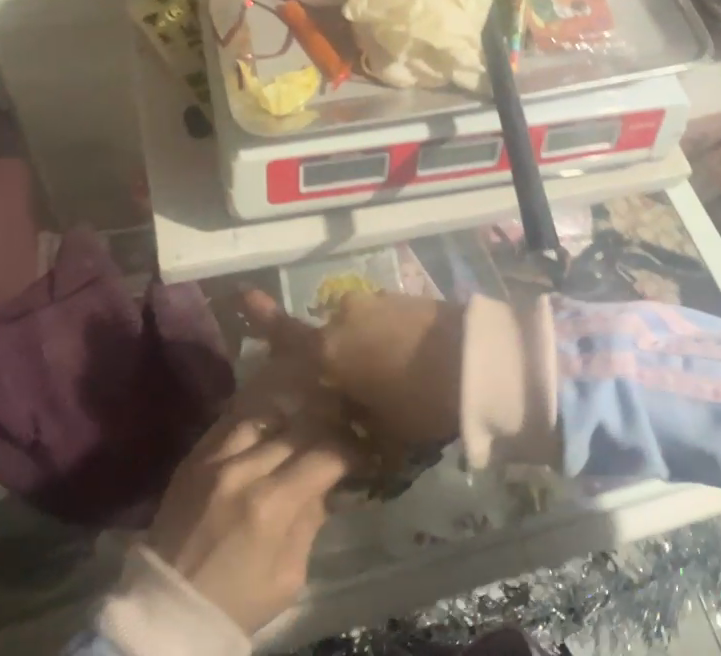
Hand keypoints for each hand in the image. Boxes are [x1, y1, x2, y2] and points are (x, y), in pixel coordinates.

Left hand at [146, 385, 352, 632]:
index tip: (362, 452)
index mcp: (271, 505)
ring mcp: (213, 458)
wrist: (167, 608)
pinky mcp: (192, 458)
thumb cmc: (236, 603)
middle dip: (325, 430)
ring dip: (288, 420)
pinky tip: (266, 429)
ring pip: (264, 416)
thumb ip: (310, 523)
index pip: (325, 454)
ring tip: (300, 427)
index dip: (351, 450)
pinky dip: (254, 424)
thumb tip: (324, 485)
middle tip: (338, 435)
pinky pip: (229, 424)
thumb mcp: (289, 577)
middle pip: (297, 427)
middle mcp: (242, 470)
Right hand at [243, 288, 465, 447]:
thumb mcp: (382, 426)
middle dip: (327, 360)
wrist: (479, 360)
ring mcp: (375, 304)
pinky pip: (378, 321)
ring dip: (359, 349)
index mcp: (329, 350)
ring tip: (382, 379)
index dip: (260, 317)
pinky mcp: (404, 299)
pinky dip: (380, 339)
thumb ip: (352, 418)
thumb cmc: (422, 401)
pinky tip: (401, 361)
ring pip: (353, 328)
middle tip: (343, 388)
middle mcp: (343, 318)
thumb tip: (342, 416)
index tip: (241, 294)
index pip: (283, 334)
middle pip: (323, 337)